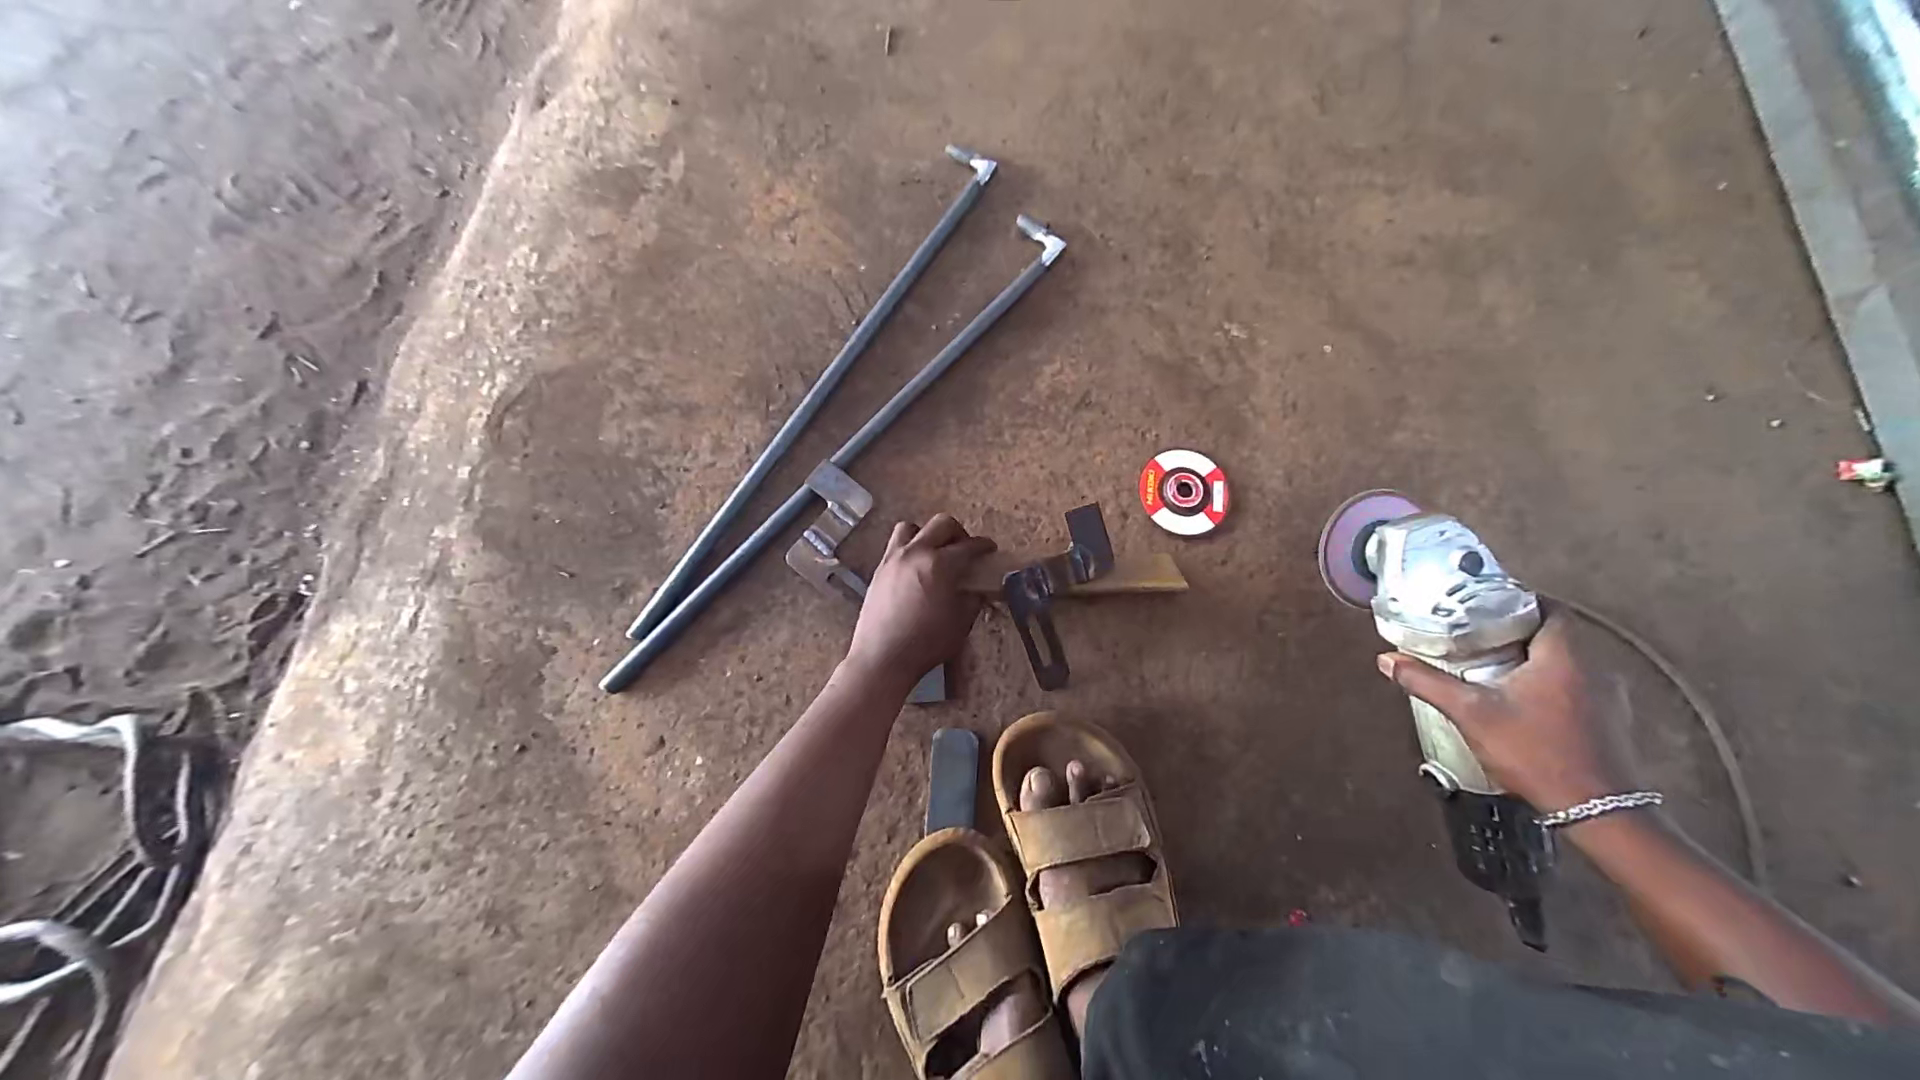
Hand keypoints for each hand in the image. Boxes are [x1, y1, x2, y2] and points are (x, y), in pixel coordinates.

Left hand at [845, 514, 996, 683]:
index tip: (989, 549)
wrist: (882, 657)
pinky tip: (915, 569)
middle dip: (958, 533)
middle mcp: (916, 553)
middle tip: (964, 549)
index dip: (983, 546)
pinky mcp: (879, 569)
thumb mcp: (960, 623)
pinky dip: (909, 548)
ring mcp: (894, 558)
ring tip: (934, 552)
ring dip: (927, 534)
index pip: (968, 546)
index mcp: (940, 564)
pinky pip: (896, 546)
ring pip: (912, 527)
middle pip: (941, 524)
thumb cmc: (926, 644)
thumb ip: (972, 600)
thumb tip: (977, 589)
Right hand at [1375, 608, 1644, 814]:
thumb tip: (1386, 660)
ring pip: (1567, 661)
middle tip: (1478, 630)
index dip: (1522, 599)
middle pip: (1556, 634)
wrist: (1597, 809)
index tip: (1488, 600)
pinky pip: (1577, 686)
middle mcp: (1594, 670)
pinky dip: (1549, 682)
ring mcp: (1607, 698)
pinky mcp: (1610, 722)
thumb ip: (1427, 682)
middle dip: (1518, 628)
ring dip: (1534, 656)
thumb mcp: (1470, 713)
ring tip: (1493, 661)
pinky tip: (1522, 698)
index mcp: (1564, 658)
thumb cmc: (1533, 750)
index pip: (1552, 610)